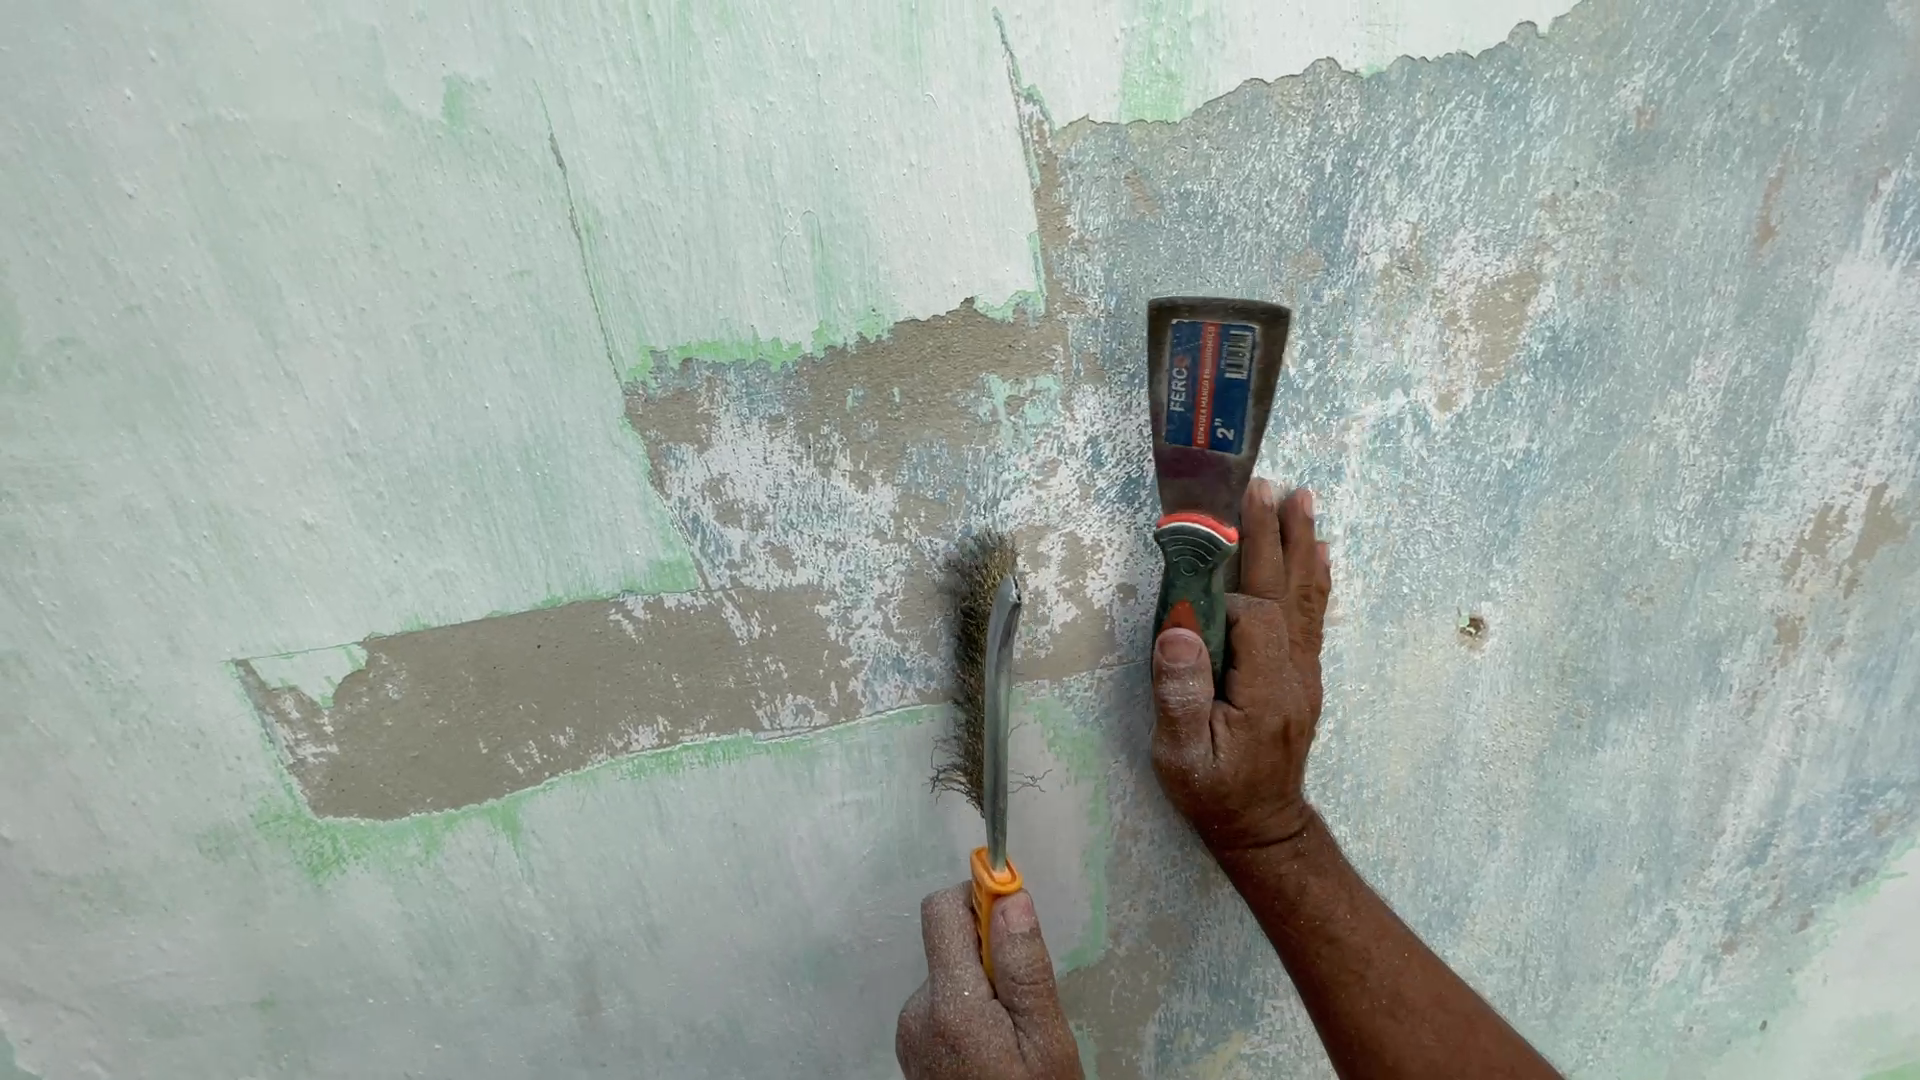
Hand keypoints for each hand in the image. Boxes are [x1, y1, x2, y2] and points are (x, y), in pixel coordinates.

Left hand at [895, 884, 1082, 1079]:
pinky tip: (993, 1048)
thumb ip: (1025, 967)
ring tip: (1012, 1034)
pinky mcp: (912, 1048)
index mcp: (948, 1003)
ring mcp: (910, 1032)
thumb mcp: (1045, 1042)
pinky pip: (942, 1002)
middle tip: (1024, 995)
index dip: (976, 895)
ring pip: (950, 973)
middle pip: (948, 941)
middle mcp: (916, 1011)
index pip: (941, 909)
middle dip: (988, 948)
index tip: (1011, 910)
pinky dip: (969, 1007)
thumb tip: (1012, 896)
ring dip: (982, 982)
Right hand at [1151, 479, 1331, 852]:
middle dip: (1275, 538)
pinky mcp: (1303, 675)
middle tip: (1267, 487)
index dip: (1224, 593)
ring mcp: (1304, 673)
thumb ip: (1180, 691)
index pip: (1253, 618)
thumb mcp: (1182, 752)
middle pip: (1285, 594)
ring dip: (1302, 545)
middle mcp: (1294, 673)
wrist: (1262, 827)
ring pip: (1305, 599)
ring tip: (1301, 500)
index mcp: (1264, 688)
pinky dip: (1314, 577)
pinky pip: (1311, 616)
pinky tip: (1317, 551)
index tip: (1196, 575)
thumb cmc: (1214, 791)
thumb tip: (1178, 627)